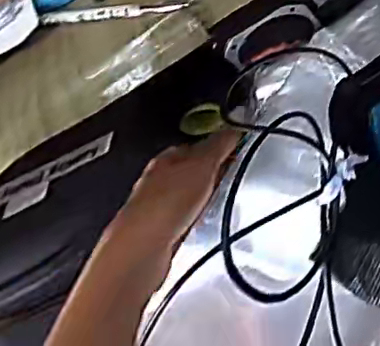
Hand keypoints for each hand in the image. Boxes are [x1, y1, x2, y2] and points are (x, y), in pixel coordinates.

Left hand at [106, 130, 239, 259]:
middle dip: (214, 170)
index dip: (222, 143)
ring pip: (189, 191)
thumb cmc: (168, 202)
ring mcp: (153, 206)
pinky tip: (204, 217)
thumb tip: (234, 129)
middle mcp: (155, 179)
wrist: (139, 251)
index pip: (200, 142)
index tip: (240, 148)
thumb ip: (222, 141)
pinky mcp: (155, 230)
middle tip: (233, 172)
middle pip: (193, 167)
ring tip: (221, 196)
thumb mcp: (205, 162)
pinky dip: (197, 213)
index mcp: (166, 157)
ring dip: (205, 193)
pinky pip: (184, 213)